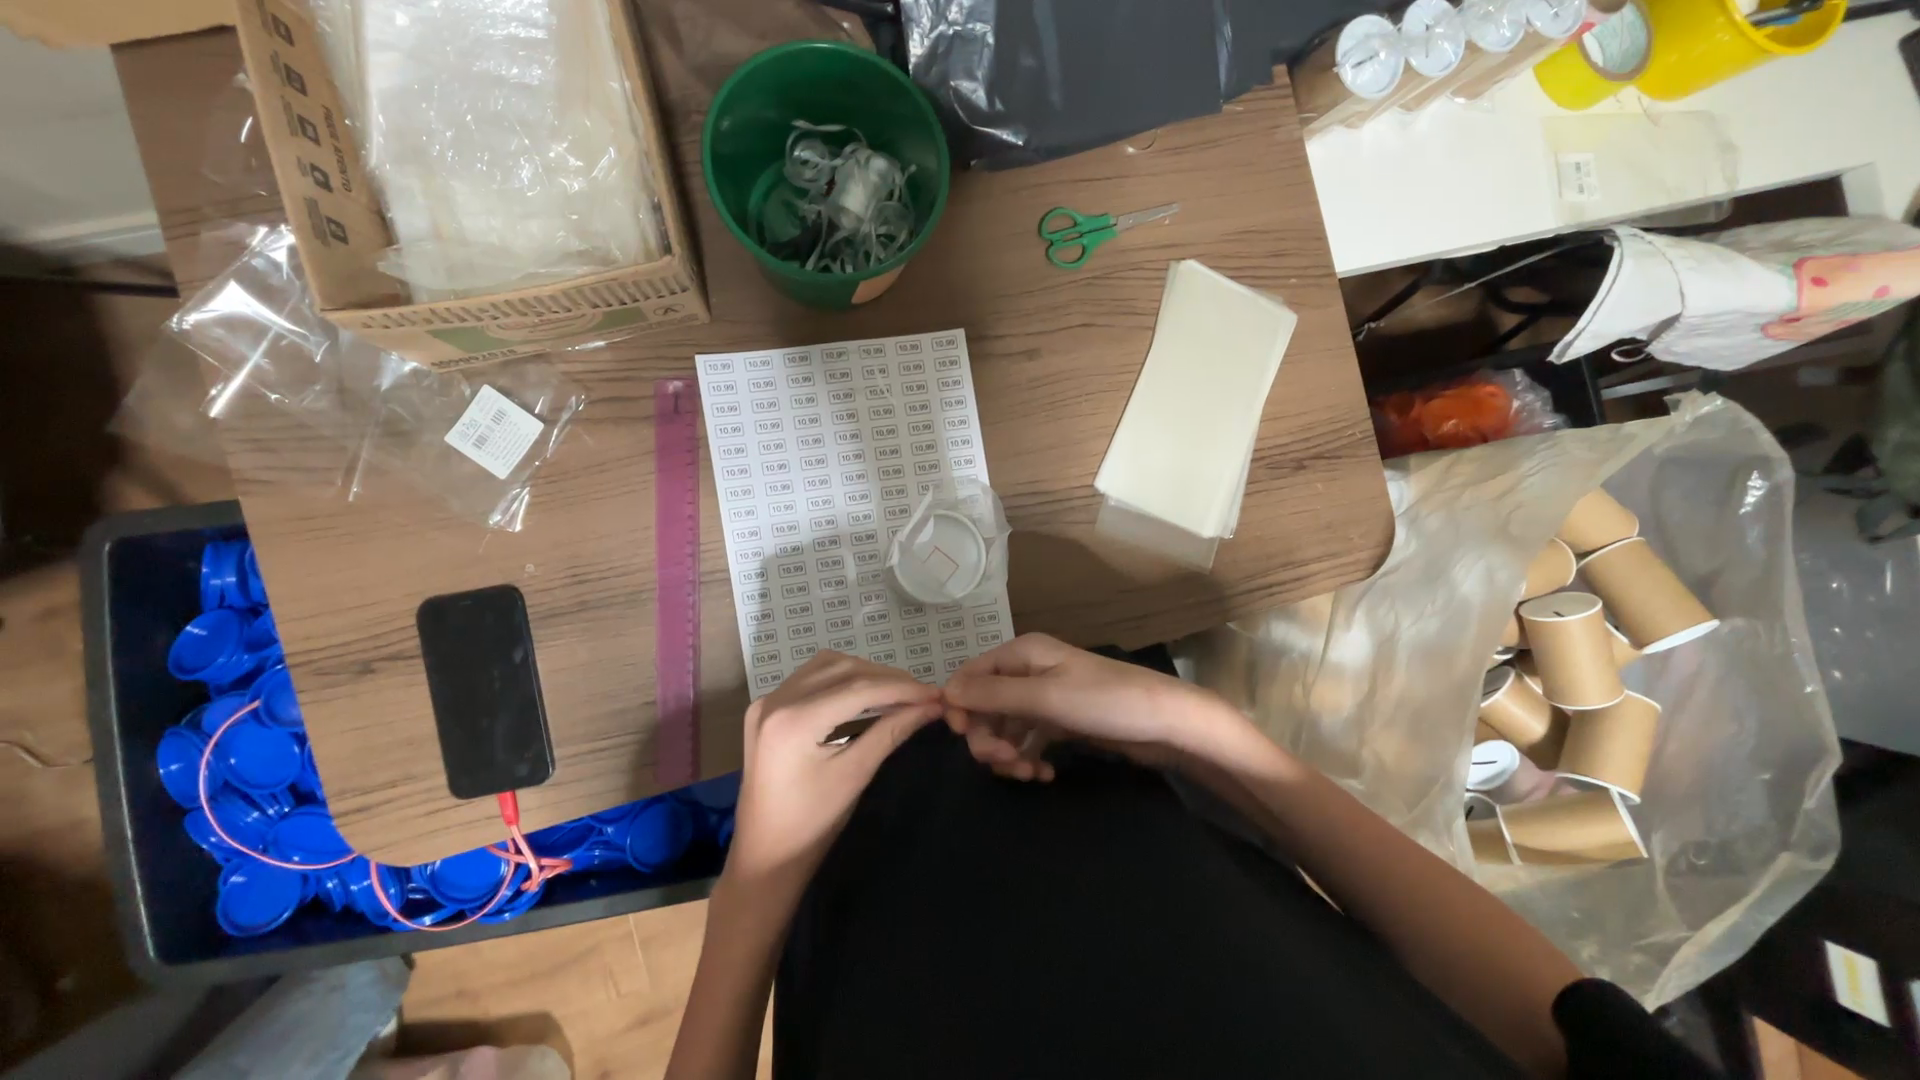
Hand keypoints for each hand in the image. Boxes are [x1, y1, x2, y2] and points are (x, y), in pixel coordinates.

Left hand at [729, 652, 942, 883]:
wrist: (764, 855)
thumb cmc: (811, 825)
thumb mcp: (854, 775)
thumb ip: (891, 732)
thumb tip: (931, 707)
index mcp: (794, 720)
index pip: (859, 688)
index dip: (902, 688)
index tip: (936, 694)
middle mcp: (775, 701)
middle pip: (842, 669)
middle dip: (886, 678)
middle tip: (922, 694)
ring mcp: (766, 703)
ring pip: (825, 667)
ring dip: (863, 673)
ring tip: (897, 692)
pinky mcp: (765, 710)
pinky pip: (808, 679)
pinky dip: (840, 679)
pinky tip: (864, 694)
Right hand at [941, 633, 1244, 779]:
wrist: (1168, 723)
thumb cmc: (1106, 703)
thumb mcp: (1046, 698)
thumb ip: (993, 696)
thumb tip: (944, 694)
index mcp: (1022, 654)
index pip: (969, 676)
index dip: (960, 707)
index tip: (963, 738)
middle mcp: (1029, 671)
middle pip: (984, 706)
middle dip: (987, 737)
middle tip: (1005, 763)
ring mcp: (1046, 698)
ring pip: (1005, 727)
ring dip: (1007, 753)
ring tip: (1028, 774)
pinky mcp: (1061, 722)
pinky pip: (1028, 740)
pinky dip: (1028, 758)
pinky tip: (1043, 774)